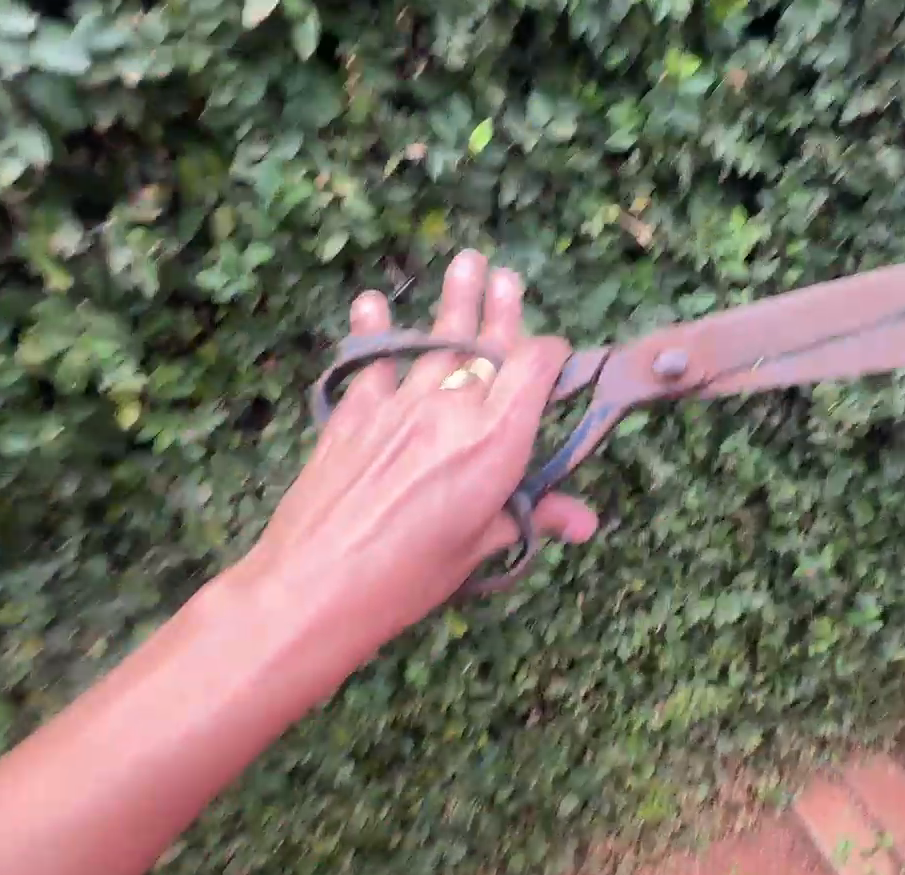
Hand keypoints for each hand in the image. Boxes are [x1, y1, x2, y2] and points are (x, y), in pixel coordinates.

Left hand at [229, 250, 598, 662]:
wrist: (318, 583)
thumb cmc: (414, 573)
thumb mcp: (483, 546)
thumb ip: (534, 517)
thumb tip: (587, 523)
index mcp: (496, 440)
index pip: (534, 368)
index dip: (550, 355)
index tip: (556, 356)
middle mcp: (453, 408)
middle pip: (485, 344)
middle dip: (500, 308)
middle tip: (506, 275)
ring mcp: (399, 404)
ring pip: (434, 340)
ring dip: (452, 302)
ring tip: (466, 262)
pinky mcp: (356, 412)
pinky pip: (372, 361)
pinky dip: (374, 330)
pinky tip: (372, 302)